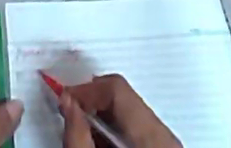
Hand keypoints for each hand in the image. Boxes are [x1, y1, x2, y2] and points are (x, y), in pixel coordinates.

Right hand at [57, 74, 180, 147]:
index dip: (85, 88)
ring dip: (101, 116)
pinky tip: (100, 141)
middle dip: (91, 101)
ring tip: (82, 130)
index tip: (63, 95)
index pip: (116, 87)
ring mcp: (167, 141)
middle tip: (68, 112)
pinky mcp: (163, 146)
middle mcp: (165, 133)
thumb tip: (67, 102)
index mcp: (153, 134)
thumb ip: (78, 135)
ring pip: (129, 111)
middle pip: (123, 96)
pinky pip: (137, 125)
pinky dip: (114, 129)